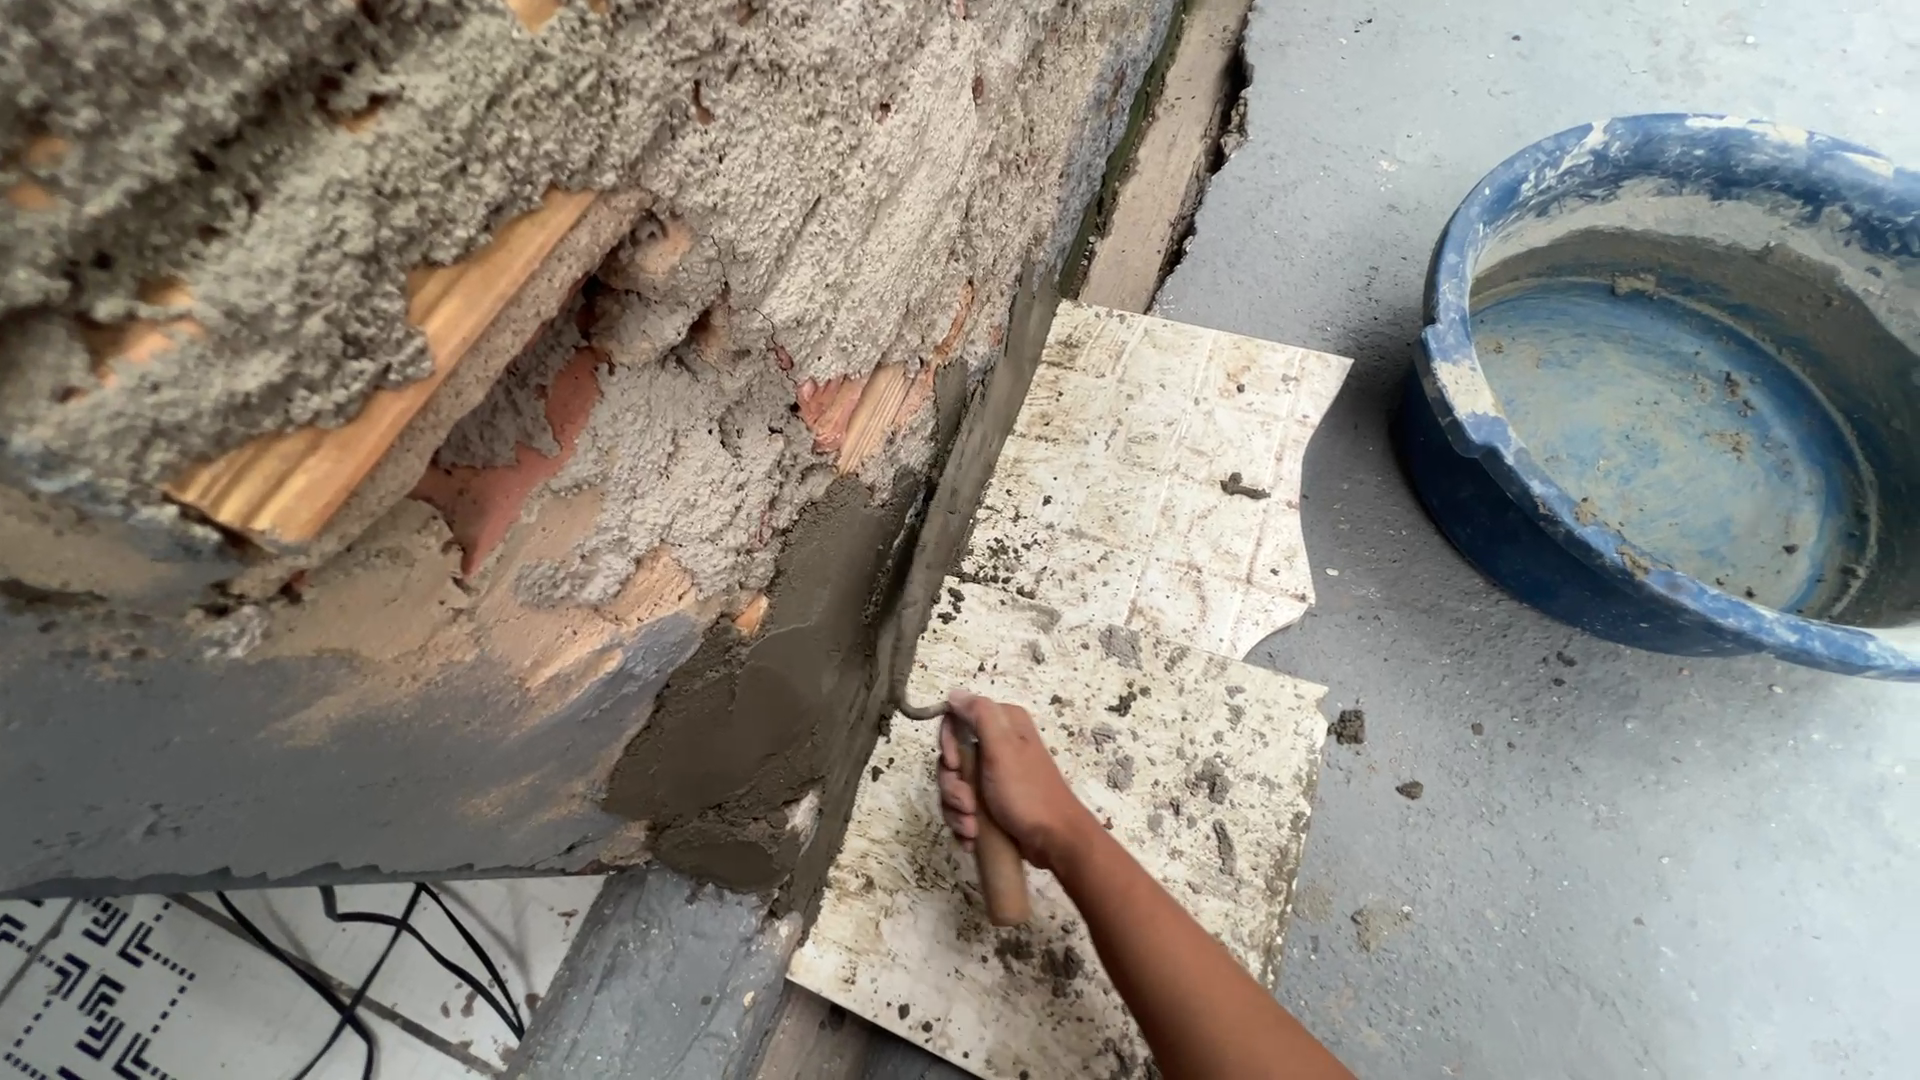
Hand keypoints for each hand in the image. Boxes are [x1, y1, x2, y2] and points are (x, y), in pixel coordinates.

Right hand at [936, 689, 1096, 870]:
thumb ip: (980, 715)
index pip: (956, 720)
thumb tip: (954, 694)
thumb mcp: (1003, 748)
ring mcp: (992, 775)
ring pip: (954, 786)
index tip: (954, 765)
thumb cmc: (1028, 793)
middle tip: (968, 805)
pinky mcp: (990, 801)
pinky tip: (973, 837)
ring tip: (972, 828)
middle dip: (953, 787)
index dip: (948, 745)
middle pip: (951, 758)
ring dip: (957, 810)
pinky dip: (963, 823)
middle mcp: (997, 745)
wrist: (1054, 840)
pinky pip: (962, 807)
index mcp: (1002, 724)